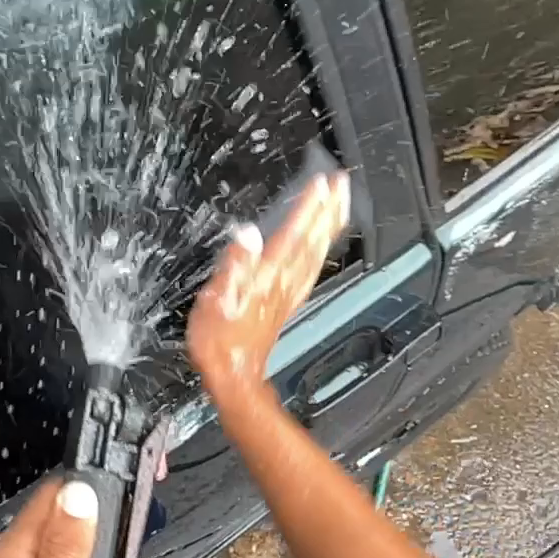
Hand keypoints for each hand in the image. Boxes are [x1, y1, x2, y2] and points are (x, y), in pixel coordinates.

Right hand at [187, 172, 350, 405]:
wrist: (232, 375)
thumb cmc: (219, 341)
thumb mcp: (216, 299)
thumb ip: (234, 264)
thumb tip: (247, 233)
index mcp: (268, 276)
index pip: (294, 233)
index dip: (309, 206)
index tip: (322, 182)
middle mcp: (284, 282)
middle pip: (314, 240)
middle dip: (329, 209)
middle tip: (342, 183)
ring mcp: (289, 293)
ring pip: (317, 253)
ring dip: (330, 227)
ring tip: (339, 205)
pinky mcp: (287, 303)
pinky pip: (311, 269)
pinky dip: (320, 251)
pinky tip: (320, 246)